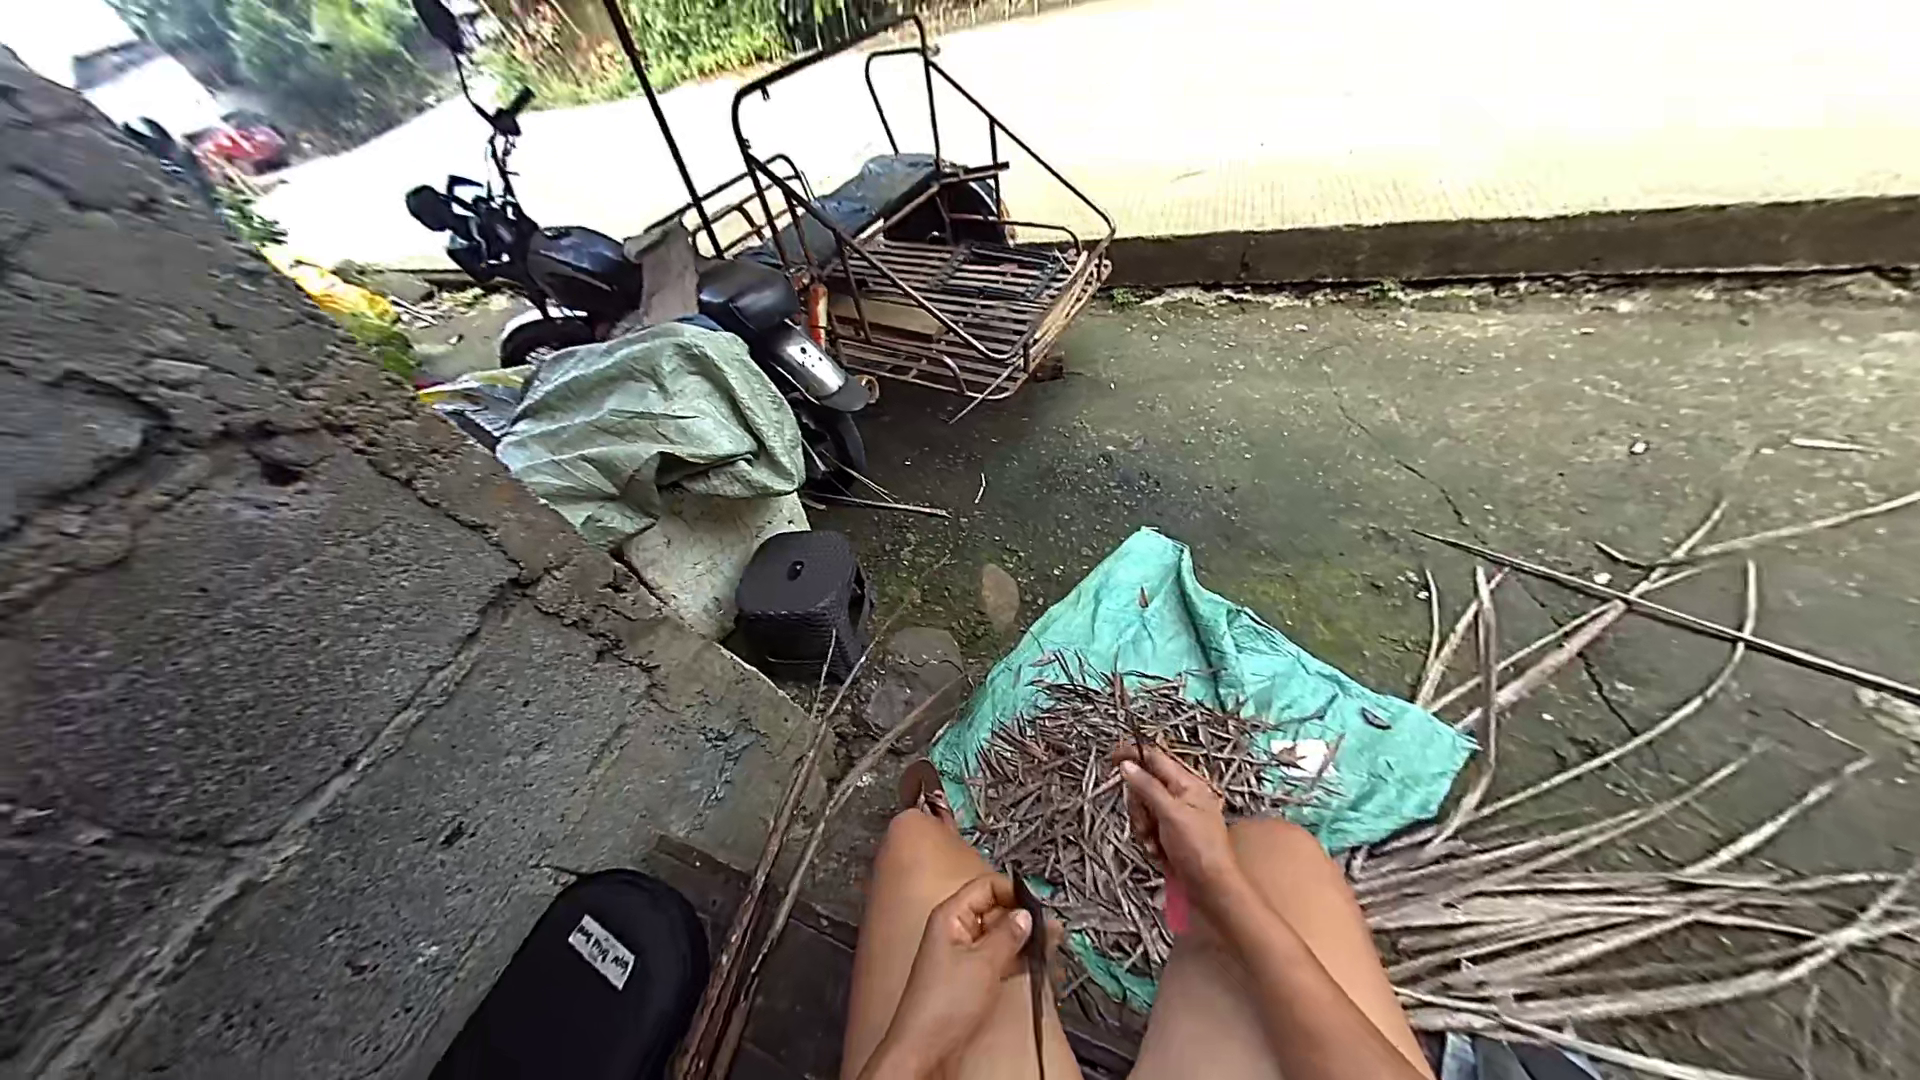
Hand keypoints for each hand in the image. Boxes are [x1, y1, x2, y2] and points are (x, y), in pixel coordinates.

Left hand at [863, 873, 1034, 1078]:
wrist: (924, 1052)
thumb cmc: (941, 1007)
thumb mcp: (982, 964)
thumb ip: (1008, 936)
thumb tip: (1025, 915)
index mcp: (951, 915)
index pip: (987, 887)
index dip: (1013, 893)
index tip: (1036, 905)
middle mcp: (956, 929)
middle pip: (995, 910)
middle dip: (1023, 918)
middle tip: (1050, 928)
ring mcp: (963, 953)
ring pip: (999, 935)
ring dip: (1024, 939)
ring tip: (1050, 945)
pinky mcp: (970, 976)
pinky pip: (997, 957)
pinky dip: (1016, 958)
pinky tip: (1036, 962)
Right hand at [1115, 744, 1240, 900]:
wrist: (1211, 890)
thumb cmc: (1200, 851)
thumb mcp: (1170, 813)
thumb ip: (1147, 786)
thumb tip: (1128, 765)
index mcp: (1187, 784)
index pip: (1154, 758)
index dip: (1133, 756)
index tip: (1113, 759)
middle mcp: (1182, 796)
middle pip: (1144, 785)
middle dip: (1139, 804)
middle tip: (1146, 820)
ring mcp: (1175, 816)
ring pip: (1142, 807)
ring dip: (1142, 825)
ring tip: (1154, 840)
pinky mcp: (1170, 834)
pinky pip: (1146, 826)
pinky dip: (1147, 838)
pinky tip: (1157, 850)